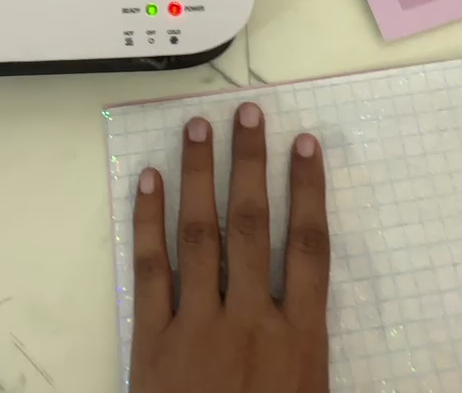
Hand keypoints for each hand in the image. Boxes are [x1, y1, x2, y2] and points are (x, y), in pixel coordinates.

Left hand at [130, 103, 329, 392]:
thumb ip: (309, 348)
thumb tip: (314, 288)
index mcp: (298, 343)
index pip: (311, 249)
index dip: (309, 191)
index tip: (305, 144)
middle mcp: (251, 323)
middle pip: (253, 225)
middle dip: (250, 164)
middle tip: (246, 113)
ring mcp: (198, 328)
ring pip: (201, 236)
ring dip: (199, 177)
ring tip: (198, 127)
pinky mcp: (153, 342)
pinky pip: (151, 271)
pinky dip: (148, 222)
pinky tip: (147, 181)